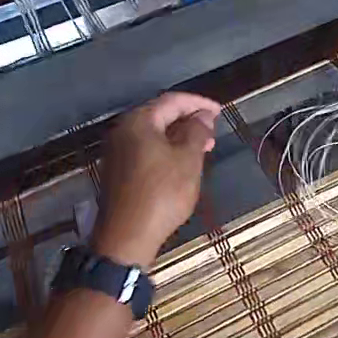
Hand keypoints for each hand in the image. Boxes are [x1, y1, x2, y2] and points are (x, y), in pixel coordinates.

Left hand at [92, 92, 219, 267]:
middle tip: (213, 131)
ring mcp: (117, 152)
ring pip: (153, 134)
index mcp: (138, 122)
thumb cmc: (162, 194)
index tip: (219, 111)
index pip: (172, 101)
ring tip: (203, 148)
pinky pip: (146, 149)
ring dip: (179, 137)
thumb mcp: (188, 160)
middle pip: (160, 115)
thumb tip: (202, 116)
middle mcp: (122, 131)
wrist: (127, 236)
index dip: (199, 103)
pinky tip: (181, 164)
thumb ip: (197, 132)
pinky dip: (166, 150)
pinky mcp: (118, 171)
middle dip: (188, 120)